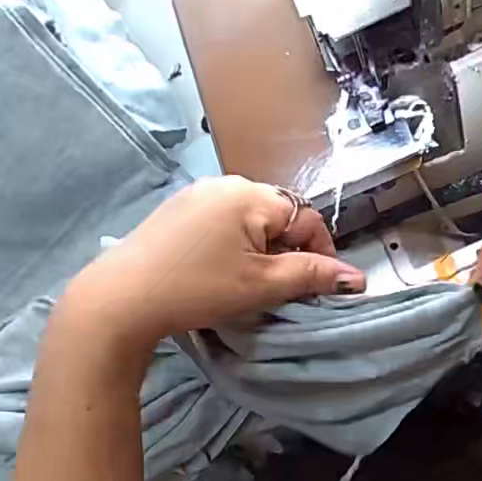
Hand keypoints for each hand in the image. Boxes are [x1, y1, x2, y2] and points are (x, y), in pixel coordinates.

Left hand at [57, 176, 366, 356]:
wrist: (123, 298)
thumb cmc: (198, 289)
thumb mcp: (261, 285)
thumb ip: (311, 276)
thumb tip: (358, 277)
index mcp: (252, 195)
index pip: (307, 219)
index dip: (321, 254)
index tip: (318, 288)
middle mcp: (226, 183)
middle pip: (279, 215)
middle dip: (288, 250)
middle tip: (279, 288)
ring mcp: (197, 193)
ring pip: (250, 219)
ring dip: (261, 248)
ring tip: (248, 282)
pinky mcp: (177, 209)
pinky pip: (222, 220)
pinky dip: (233, 243)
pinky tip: (218, 269)